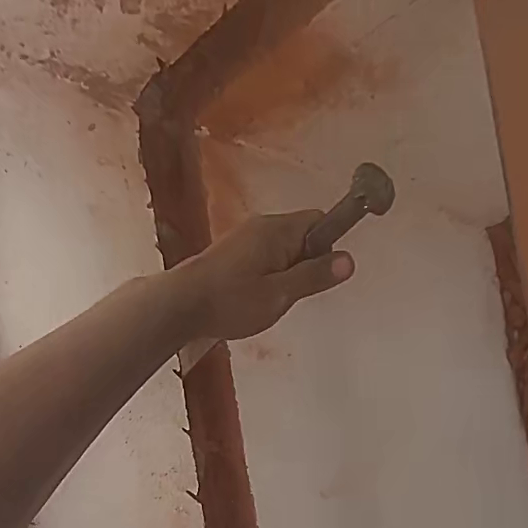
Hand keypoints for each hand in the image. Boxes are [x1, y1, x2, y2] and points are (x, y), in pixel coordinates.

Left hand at [175, 211, 354, 340]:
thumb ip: (314, 276)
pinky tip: (258, 299)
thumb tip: (348, 260)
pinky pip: (266, 258)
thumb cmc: (231, 300)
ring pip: (284, 250)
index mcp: (277, 230)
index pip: (319, 221)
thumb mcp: (280, 294)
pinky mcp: (233, 254)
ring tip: (275, 300)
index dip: (330, 245)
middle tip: (296, 293)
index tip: (324, 274)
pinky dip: (271, 276)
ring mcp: (245, 239)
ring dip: (289, 273)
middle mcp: (262, 226)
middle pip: (302, 236)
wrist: (179, 306)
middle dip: (309, 263)